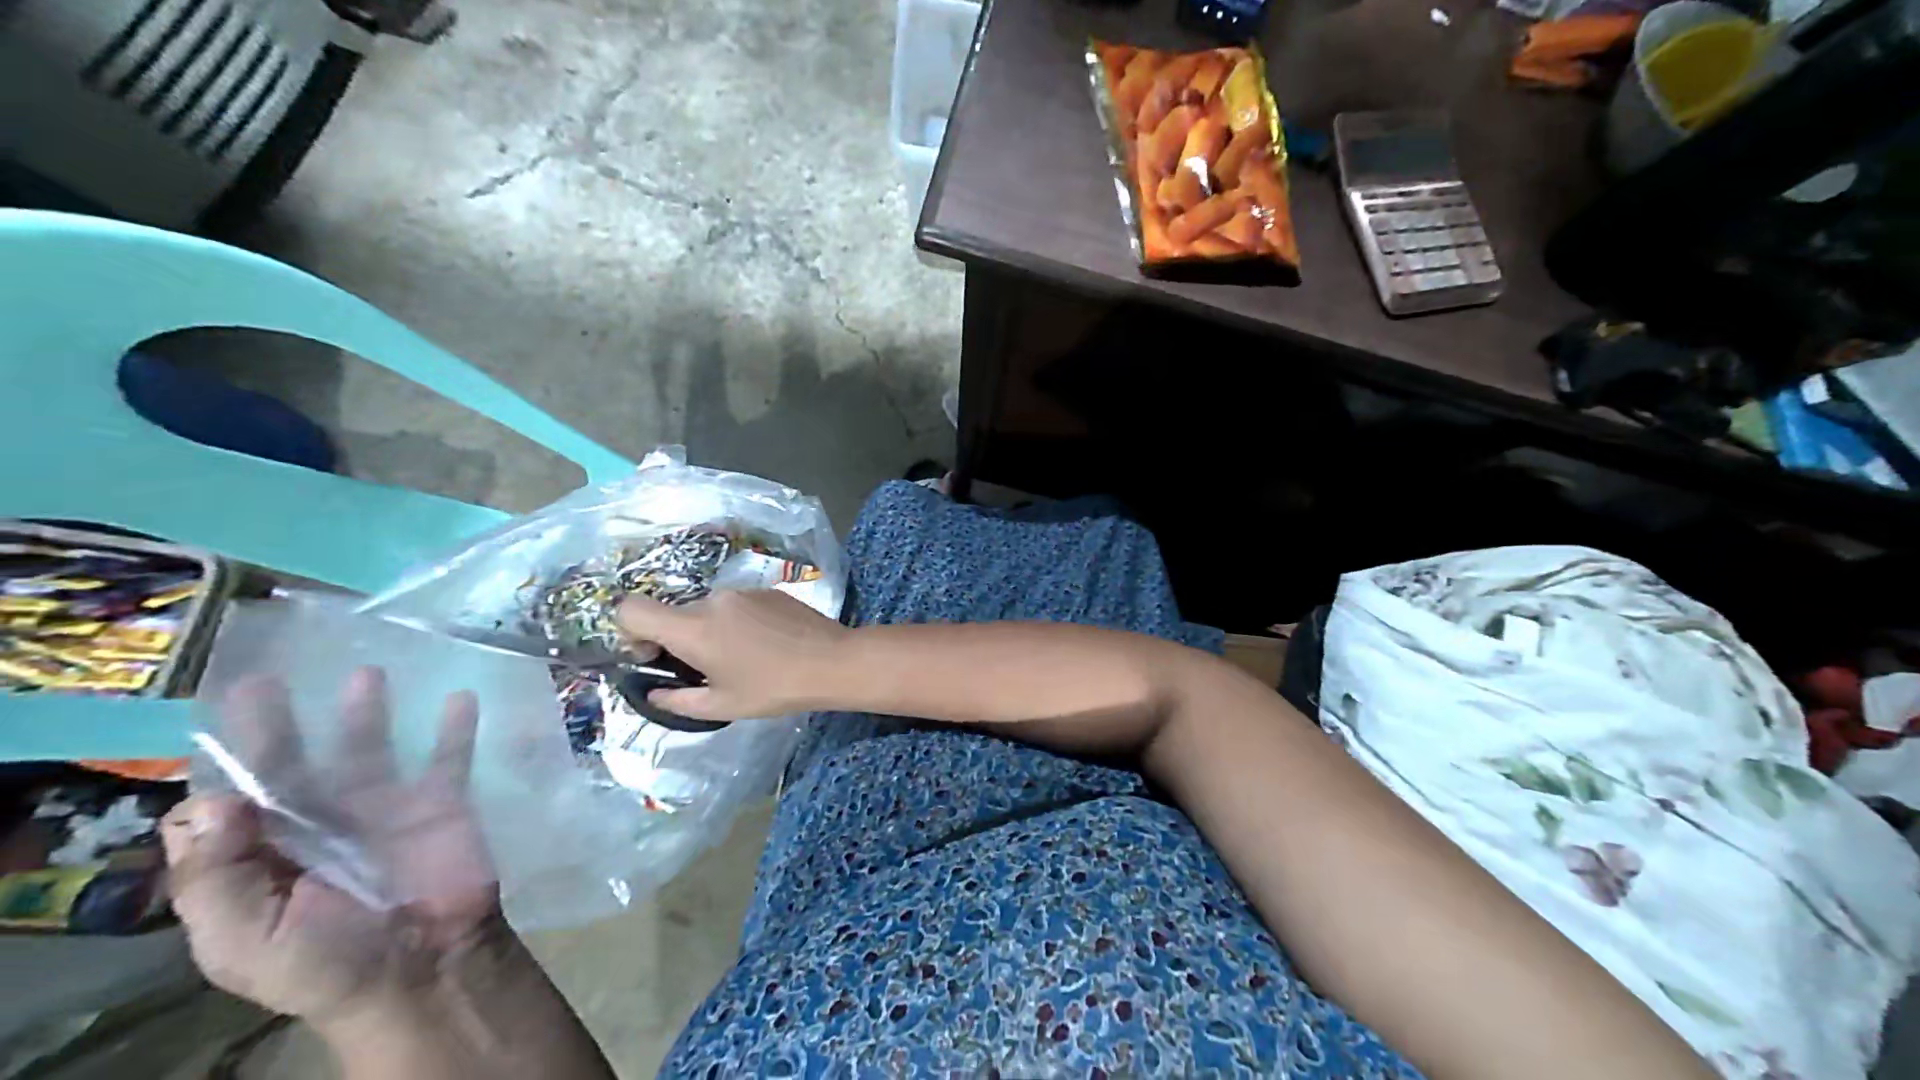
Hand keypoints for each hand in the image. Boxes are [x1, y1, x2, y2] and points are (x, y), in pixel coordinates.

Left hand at [166, 668, 499, 1031]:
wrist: (427, 964)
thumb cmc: (328, 960)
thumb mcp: (247, 938)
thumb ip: (219, 877)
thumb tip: (214, 801)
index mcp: (264, 852)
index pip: (232, 796)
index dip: (221, 759)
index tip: (217, 716)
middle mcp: (319, 820)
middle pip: (294, 761)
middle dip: (278, 723)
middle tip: (268, 679)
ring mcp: (385, 806)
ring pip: (369, 746)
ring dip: (365, 710)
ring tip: (365, 672)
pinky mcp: (441, 801)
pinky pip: (447, 755)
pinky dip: (454, 727)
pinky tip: (457, 697)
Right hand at [616, 589, 846, 720]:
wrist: (832, 661)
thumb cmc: (773, 688)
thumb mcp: (721, 705)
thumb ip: (677, 701)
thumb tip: (654, 694)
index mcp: (693, 627)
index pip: (631, 609)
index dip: (630, 632)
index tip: (652, 657)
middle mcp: (712, 599)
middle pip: (674, 613)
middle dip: (677, 639)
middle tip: (702, 669)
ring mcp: (743, 591)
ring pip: (707, 609)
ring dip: (710, 630)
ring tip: (740, 659)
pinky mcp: (767, 590)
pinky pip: (736, 604)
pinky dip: (736, 622)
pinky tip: (763, 645)